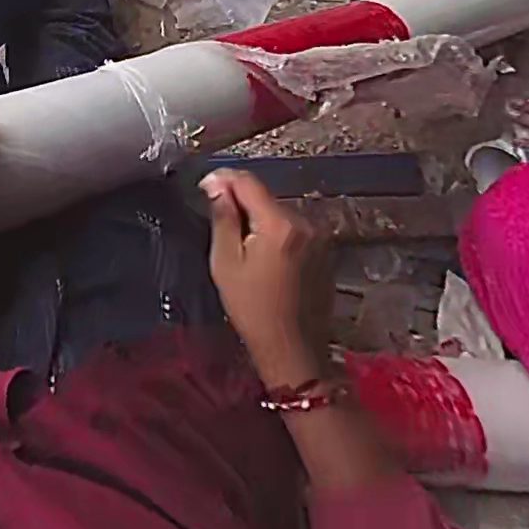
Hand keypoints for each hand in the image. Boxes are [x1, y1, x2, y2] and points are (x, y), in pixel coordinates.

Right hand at [203, 169, 334, 388]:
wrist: (293, 349)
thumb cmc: (252, 307)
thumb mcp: (225, 261)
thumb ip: (222, 217)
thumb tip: (217, 186)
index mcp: (279, 224)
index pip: (248, 182)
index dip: (222, 178)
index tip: (204, 188)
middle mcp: (305, 222)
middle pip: (263, 195)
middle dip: (238, 198)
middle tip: (215, 216)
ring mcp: (318, 236)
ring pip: (276, 209)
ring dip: (255, 214)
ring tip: (237, 237)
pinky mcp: (323, 249)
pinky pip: (290, 226)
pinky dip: (272, 228)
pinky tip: (260, 251)